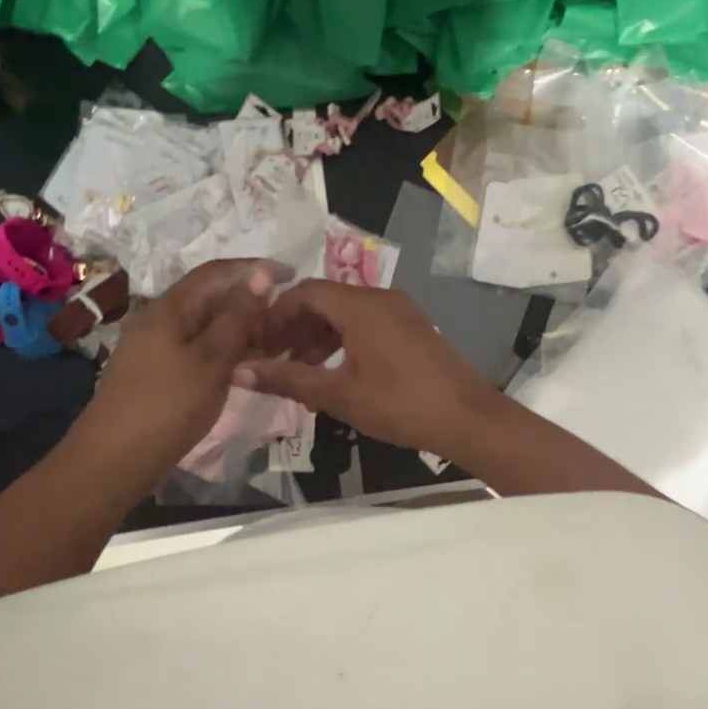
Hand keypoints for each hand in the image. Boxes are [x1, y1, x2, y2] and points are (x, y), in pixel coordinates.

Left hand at [72, 260, 279, 465]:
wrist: (115, 461)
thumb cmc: (167, 405)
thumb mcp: (211, 359)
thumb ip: (238, 316)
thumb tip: (261, 272)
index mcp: (169, 308)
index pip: (216, 272)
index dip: (254, 268)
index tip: (292, 275)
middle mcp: (161, 320)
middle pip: (211, 298)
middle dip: (252, 301)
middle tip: (292, 318)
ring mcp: (159, 348)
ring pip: (208, 326)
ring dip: (243, 329)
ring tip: (280, 342)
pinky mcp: (162, 374)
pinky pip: (201, 349)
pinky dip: (228, 351)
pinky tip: (251, 365)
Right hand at [234, 281, 504, 456]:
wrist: (467, 417)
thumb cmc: (399, 403)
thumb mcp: (339, 394)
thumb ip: (289, 379)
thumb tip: (240, 372)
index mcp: (361, 305)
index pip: (306, 291)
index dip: (276, 313)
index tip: (256, 341)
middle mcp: (381, 298)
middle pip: (326, 301)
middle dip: (295, 327)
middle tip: (273, 359)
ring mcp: (401, 313)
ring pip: (348, 315)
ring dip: (319, 338)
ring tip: (300, 373)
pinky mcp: (413, 330)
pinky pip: (368, 325)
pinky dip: (345, 343)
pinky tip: (335, 375)